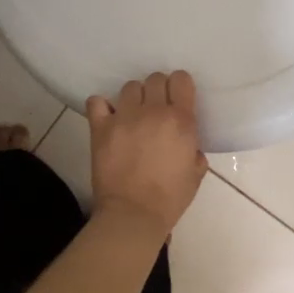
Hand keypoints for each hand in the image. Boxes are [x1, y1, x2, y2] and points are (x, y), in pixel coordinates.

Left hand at [86, 71, 209, 237]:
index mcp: (180, 120)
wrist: (133, 213)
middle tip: (155, 110)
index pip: (180, 79)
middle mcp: (153, 111)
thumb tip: (188, 143)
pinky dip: (102, 106)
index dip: (179, 86)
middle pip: (155, 79)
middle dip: (158, 91)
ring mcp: (124, 117)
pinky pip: (97, 101)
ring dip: (134, 98)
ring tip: (132, 116)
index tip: (177, 98)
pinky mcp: (101, 127)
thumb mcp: (196, 174)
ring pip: (130, 87)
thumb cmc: (169, 198)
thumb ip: (194, 150)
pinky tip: (108, 118)